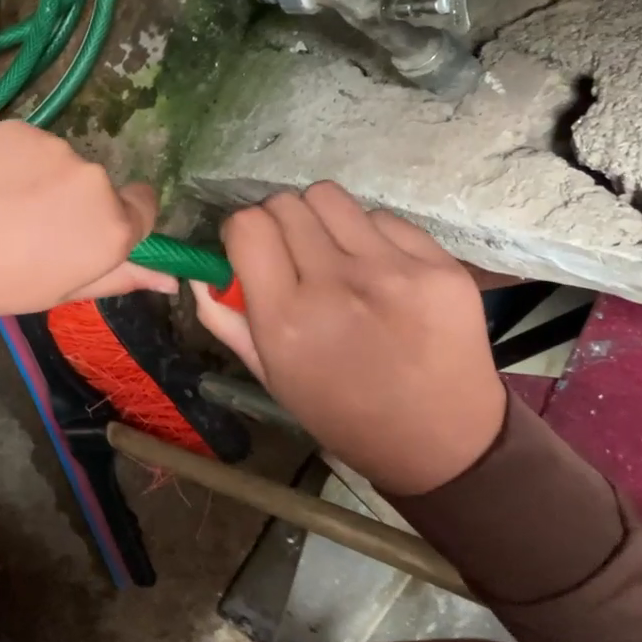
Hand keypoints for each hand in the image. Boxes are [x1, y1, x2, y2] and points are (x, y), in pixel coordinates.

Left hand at [0, 123, 177, 317]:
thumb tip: (167, 279)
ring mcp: (55, 147)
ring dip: (40, 179)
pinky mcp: (19, 126)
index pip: (142, 209)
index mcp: (112, 228)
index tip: (80, 233)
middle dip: (71, 203)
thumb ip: (116, 278)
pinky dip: (12, 159)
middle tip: (25, 227)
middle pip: (96, 187)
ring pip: (59, 164)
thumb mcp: (56, 292)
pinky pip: (28, 144)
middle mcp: (94, 179)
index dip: (115, 221)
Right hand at [192, 183, 505, 494]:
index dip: (241, 231)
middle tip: (292, 253)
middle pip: (285, 204)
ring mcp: (394, 272)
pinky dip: (369, 235)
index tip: (250, 249)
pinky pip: (382, 217)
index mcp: (286, 319)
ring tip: (334, 253)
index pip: (247, 226)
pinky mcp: (439, 267)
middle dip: (277, 222)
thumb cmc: (340, 412)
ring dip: (320, 219)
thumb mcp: (269, 375)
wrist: (443, 444)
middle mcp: (336, 286)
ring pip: (330, 197)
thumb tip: (197, 270)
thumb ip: (223, 318)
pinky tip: (379, 271)